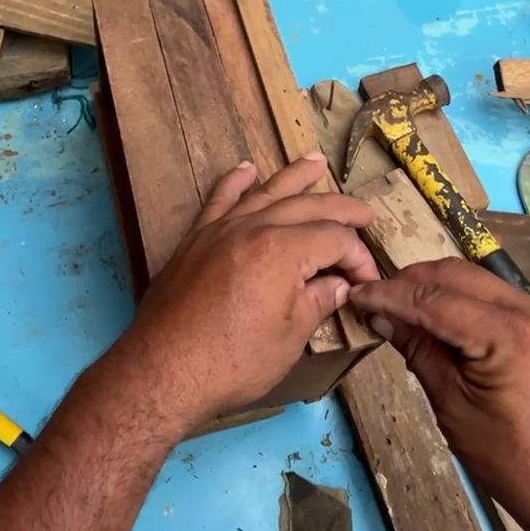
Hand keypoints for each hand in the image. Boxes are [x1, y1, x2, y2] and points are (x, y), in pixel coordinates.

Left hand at [108, 154, 380, 430]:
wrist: (163, 370)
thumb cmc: (231, 362)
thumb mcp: (289, 338)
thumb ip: (317, 302)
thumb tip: (339, 284)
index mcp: (282, 252)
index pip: (334, 240)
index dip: (358, 258)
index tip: (367, 283)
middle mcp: (252, 229)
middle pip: (306, 207)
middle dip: (340, 209)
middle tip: (366, 212)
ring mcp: (220, 230)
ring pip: (264, 193)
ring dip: (293, 176)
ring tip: (315, 161)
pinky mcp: (196, 239)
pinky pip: (218, 200)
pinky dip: (234, 182)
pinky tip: (246, 169)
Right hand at [349, 259, 529, 530]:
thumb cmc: (511, 461)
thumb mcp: (452, 405)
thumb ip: (418, 350)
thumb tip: (380, 315)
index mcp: (510, 335)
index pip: (434, 299)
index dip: (389, 294)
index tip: (355, 294)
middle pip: (456, 274)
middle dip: (410, 282)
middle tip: (374, 298)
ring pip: (475, 278)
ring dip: (434, 286)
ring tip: (399, 306)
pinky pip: (494, 295)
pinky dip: (461, 298)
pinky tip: (437, 316)